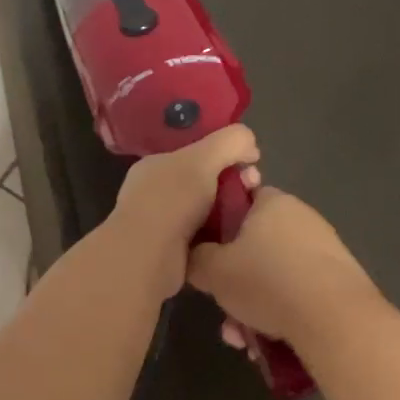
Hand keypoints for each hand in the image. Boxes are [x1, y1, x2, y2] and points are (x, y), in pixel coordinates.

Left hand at [104, 124, 260, 302]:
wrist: (147, 258)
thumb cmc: (171, 201)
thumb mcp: (203, 158)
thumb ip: (231, 141)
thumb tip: (251, 148)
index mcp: (156, 165)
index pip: (197, 153)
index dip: (227, 156)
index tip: (250, 165)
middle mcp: (155, 192)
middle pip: (205, 182)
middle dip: (233, 185)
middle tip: (253, 193)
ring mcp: (161, 223)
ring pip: (207, 212)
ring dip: (229, 214)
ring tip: (247, 219)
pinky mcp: (170, 252)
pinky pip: (204, 238)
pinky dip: (220, 237)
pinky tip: (234, 239)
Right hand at [187, 187, 381, 350]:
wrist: (336, 321)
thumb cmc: (266, 282)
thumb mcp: (212, 270)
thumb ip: (196, 258)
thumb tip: (196, 257)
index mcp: (273, 202)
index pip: (241, 198)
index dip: (219, 223)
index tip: (206, 251)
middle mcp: (302, 219)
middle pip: (255, 246)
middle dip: (235, 282)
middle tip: (222, 308)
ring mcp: (325, 252)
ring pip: (274, 277)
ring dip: (253, 308)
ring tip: (244, 340)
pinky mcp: (340, 283)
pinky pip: (297, 295)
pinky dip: (280, 317)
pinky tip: (268, 345)